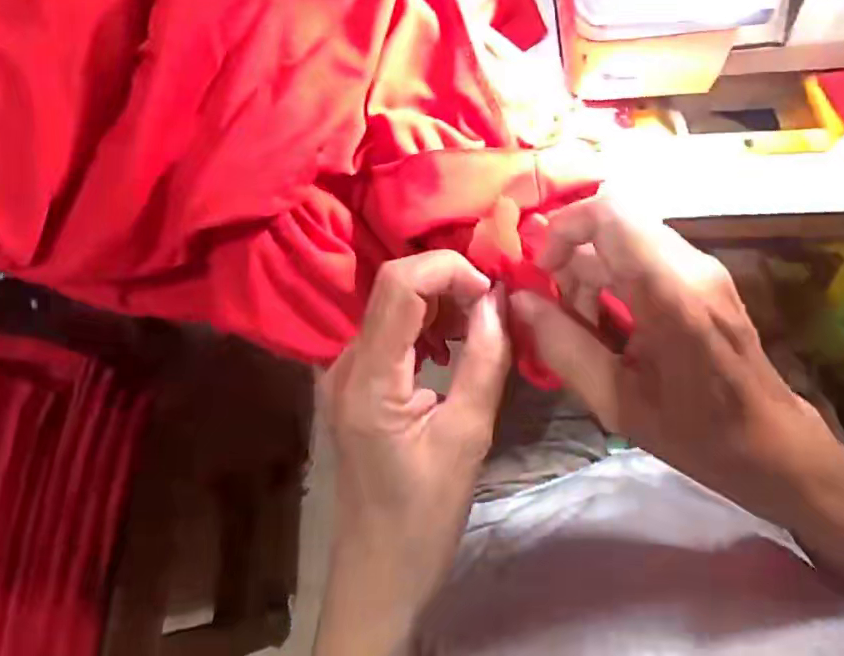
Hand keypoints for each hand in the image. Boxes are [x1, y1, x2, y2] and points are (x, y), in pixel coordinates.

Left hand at [314, 251, 510, 655]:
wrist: (377, 574)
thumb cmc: (424, 517)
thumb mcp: (467, 437)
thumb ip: (485, 360)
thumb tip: (499, 299)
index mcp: (367, 378)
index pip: (400, 284)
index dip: (449, 270)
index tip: (492, 293)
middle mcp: (345, 363)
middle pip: (395, 286)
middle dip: (450, 281)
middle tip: (494, 307)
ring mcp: (344, 371)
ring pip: (395, 302)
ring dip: (442, 300)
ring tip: (482, 325)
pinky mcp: (355, 380)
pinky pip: (393, 327)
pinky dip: (429, 321)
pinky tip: (456, 343)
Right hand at [510, 196, 843, 531]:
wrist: (774, 444)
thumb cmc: (697, 433)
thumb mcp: (618, 400)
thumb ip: (562, 344)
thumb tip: (519, 299)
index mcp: (670, 291)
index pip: (609, 211)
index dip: (564, 227)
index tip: (542, 270)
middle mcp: (690, 264)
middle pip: (616, 219)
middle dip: (574, 251)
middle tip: (556, 303)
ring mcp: (703, 266)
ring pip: (630, 234)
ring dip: (594, 264)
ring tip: (580, 318)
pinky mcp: (706, 276)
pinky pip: (648, 253)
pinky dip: (617, 272)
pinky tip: (609, 318)